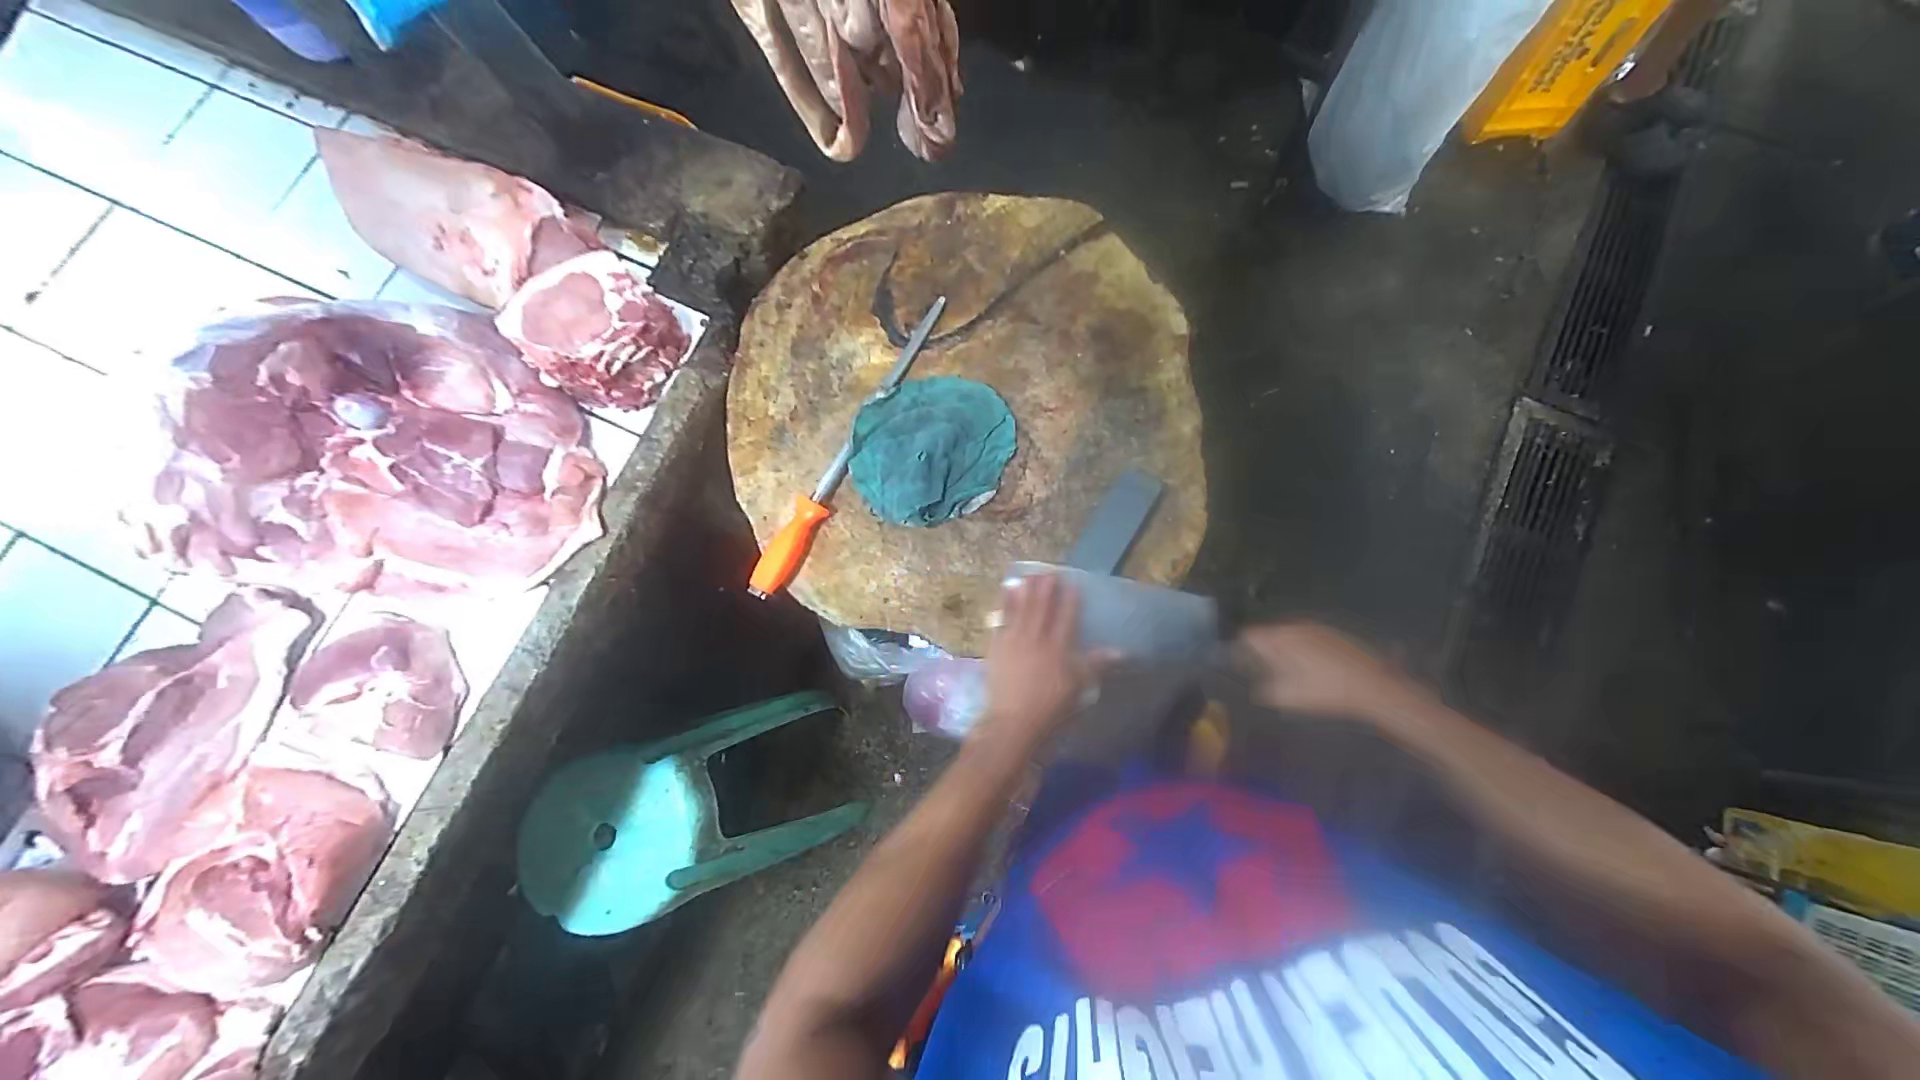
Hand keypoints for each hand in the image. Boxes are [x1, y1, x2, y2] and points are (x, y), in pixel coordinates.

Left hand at [979, 574, 1098, 748]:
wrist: (1014, 721)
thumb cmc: (1050, 708)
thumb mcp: (1079, 687)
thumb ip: (1097, 665)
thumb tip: (1122, 652)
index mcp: (1059, 647)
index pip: (1067, 617)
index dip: (1070, 600)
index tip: (1072, 584)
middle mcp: (1036, 638)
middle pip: (1042, 607)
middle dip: (1046, 588)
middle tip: (1049, 572)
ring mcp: (1014, 640)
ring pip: (1021, 608)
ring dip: (1026, 590)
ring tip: (1029, 575)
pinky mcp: (997, 646)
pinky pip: (1001, 618)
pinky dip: (1005, 604)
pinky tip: (1007, 593)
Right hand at [1236, 622, 1425, 718]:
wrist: (1376, 686)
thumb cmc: (1327, 691)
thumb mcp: (1288, 697)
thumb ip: (1264, 690)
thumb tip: (1258, 686)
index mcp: (1280, 638)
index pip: (1249, 635)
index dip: (1242, 651)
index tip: (1246, 668)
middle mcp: (1296, 626)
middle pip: (1270, 634)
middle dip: (1266, 651)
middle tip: (1270, 674)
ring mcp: (1318, 627)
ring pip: (1291, 635)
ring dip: (1287, 650)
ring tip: (1296, 674)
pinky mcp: (1337, 633)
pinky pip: (1310, 638)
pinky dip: (1307, 650)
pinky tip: (1319, 671)